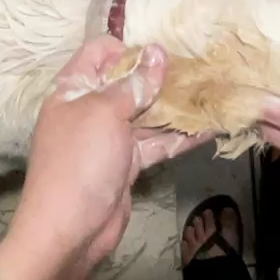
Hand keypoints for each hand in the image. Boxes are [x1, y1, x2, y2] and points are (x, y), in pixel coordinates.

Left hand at [11, 36, 210, 272]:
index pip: (99, 52)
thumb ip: (134, 82)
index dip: (128, 47)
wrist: (68, 232)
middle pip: (128, 82)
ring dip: (177, 105)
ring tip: (212, 92)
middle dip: (161, 75)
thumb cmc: (80, 161)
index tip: (160, 52)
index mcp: (75, 88)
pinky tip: (210, 128)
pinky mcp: (128, 163)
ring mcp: (110, 137)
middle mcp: (91, 108)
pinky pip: (156, 143)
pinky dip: (180, 137)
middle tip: (198, 68)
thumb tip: (156, 51)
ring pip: (147, 113)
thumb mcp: (105, 112)